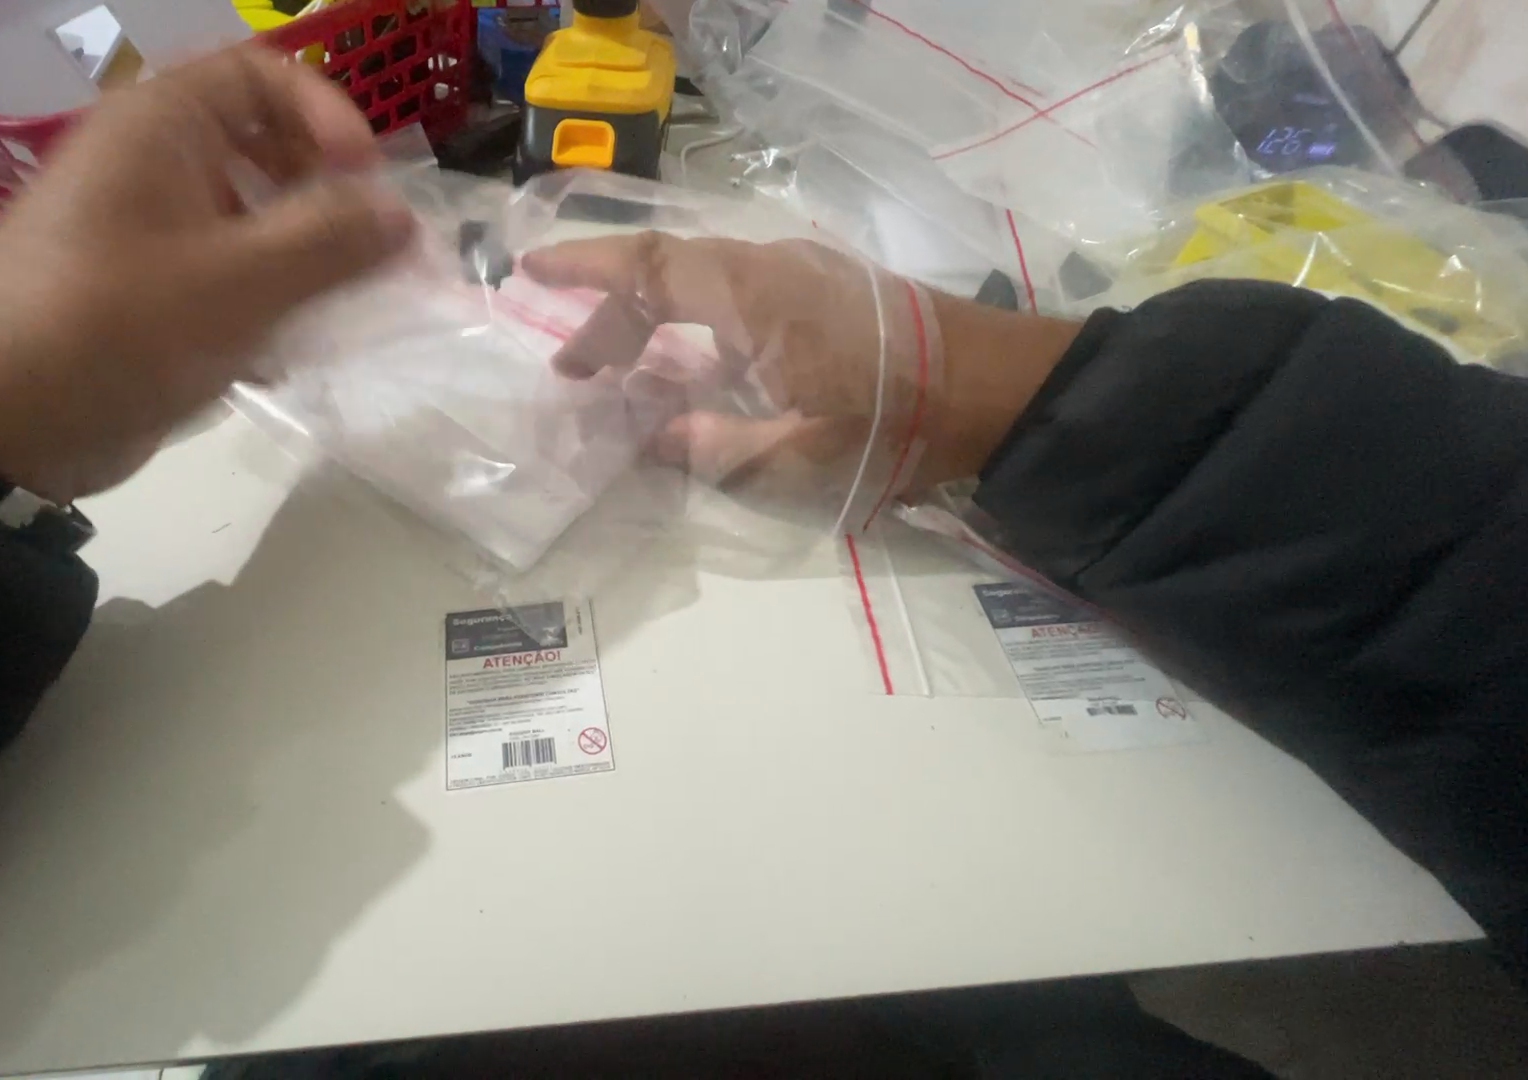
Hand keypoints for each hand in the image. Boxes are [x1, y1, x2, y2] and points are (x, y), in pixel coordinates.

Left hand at [0, 45, 416, 503]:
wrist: (9, 423)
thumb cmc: (119, 330)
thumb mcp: (238, 281)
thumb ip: (329, 241)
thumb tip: (401, 214)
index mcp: (161, 129)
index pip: (261, 78)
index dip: (326, 116)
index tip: (371, 179)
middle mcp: (159, 169)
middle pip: (266, 151)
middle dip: (330, 198)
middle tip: (374, 248)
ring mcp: (157, 235)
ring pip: (257, 224)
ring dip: (312, 262)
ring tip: (350, 307)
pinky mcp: (162, 295)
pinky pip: (238, 280)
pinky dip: (276, 305)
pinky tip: (295, 352)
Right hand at [521, 233, 1079, 504]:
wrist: (998, 388)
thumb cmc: (895, 424)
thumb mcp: (793, 455)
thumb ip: (706, 447)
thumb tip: (642, 438)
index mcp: (750, 296)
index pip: (645, 267)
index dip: (582, 268)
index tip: (529, 271)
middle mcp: (764, 267)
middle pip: (662, 275)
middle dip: (607, 318)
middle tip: (574, 373)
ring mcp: (794, 272)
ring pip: (695, 284)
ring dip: (648, 323)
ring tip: (618, 374)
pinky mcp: (815, 288)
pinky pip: (729, 295)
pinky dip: (689, 326)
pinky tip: (687, 370)